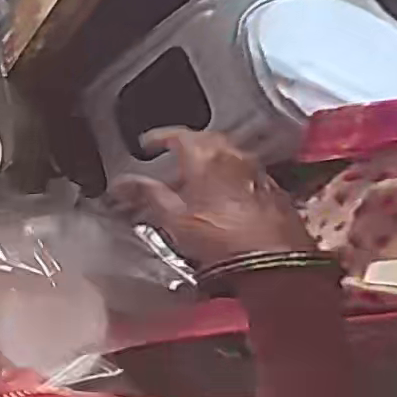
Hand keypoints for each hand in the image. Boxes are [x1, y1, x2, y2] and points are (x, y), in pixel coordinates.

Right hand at [109, 128, 313, 265]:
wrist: (274, 262)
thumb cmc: (223, 239)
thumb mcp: (173, 217)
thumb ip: (147, 194)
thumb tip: (123, 184)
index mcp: (206, 157)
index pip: (177, 135)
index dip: (158, 137)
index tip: (147, 144)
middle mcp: (235, 157)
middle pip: (205, 141)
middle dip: (184, 148)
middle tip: (168, 162)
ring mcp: (257, 172)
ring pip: (226, 157)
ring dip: (207, 164)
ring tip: (191, 185)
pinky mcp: (272, 191)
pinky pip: (244, 174)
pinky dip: (227, 179)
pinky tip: (219, 200)